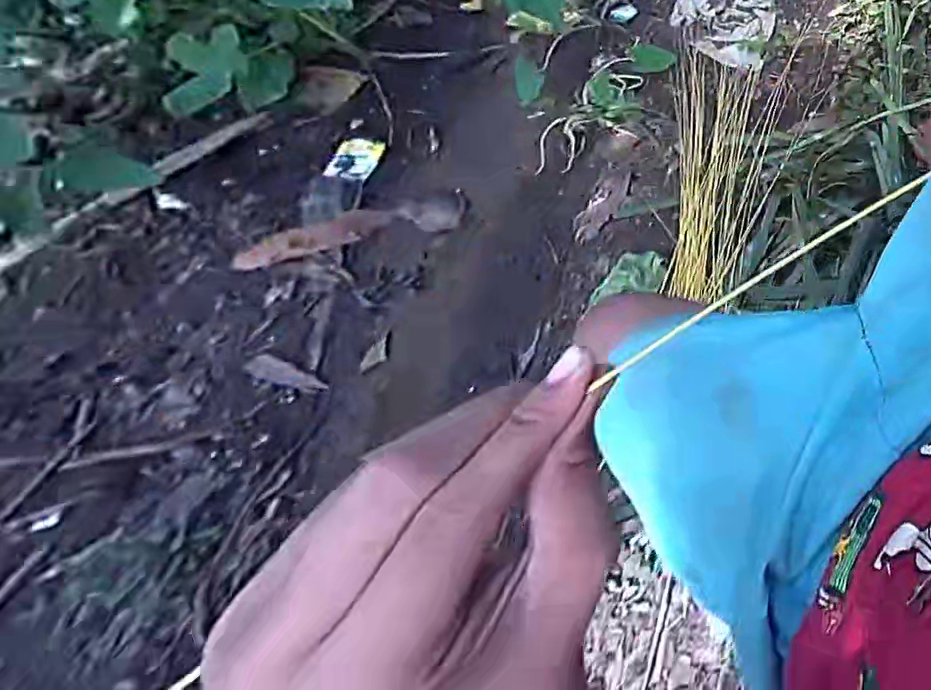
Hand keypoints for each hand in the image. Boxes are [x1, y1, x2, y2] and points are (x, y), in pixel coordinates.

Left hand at [203, 346, 615, 689]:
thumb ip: (574, 520)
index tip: (580, 375)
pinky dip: (428, 461)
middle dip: (489, 420)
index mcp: (361, 675)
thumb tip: (579, 410)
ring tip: (526, 428)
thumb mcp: (555, 627)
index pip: (447, 519)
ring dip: (462, 435)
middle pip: (391, 485)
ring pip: (367, 479)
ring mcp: (247, 622)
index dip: (521, 435)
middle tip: (558, 393)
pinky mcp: (255, 595)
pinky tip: (474, 465)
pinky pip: (351, 495)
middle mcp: (271, 652)